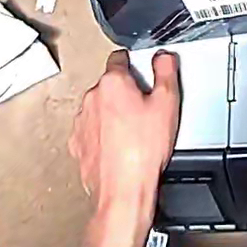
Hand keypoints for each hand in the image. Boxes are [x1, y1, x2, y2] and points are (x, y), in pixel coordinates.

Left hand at [69, 50, 179, 219]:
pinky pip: (92, 128)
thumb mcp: (168, 102)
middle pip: (111, 83)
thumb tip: (163, 56)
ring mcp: (81, 122)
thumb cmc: (143, 150)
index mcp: (112, 83)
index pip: (119, 58)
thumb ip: (166, 70)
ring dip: (113, 111)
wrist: (124, 190)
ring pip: (100, 106)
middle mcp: (92, 98)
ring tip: (135, 130)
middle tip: (146, 107)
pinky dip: (103, 132)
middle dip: (126, 90)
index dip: (134, 62)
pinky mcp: (78, 144)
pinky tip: (121, 144)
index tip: (141, 70)